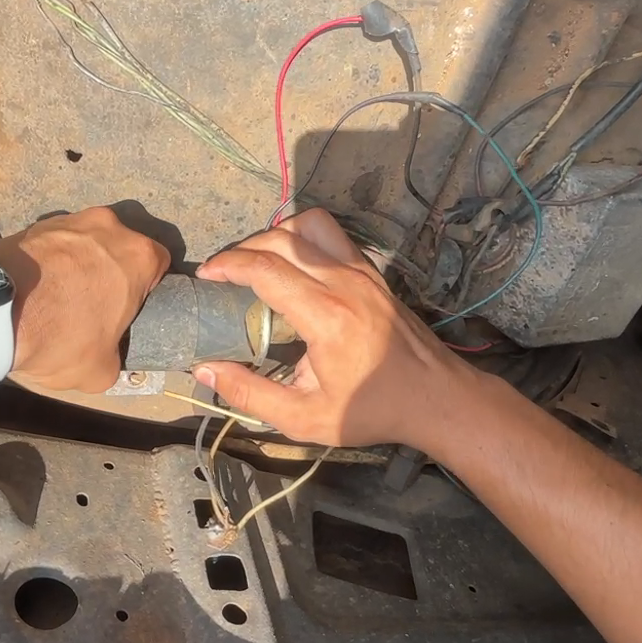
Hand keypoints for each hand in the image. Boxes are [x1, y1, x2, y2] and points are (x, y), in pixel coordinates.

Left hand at [0, 206, 170, 392]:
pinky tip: (35, 289)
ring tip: (60, 297)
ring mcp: (68, 219)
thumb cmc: (60, 337)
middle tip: (97, 304)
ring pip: (85, 243)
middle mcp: (108, 226)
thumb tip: (107, 357)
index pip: (160, 264)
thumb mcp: (100, 371)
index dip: (148, 288)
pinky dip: (49, 262)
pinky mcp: (32, 223)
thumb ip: (115, 358)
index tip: (132, 307)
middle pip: (121, 248)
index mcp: (138, 255)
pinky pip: (52, 244)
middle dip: (112, 272)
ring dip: (80, 264)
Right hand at [192, 209, 482, 449]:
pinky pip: (331, 233)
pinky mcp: (372, 271)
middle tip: (222, 272)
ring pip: (309, 224)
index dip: (227, 265)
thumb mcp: (303, 418)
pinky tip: (292, 262)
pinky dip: (302, 236)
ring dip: (275, 234)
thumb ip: (249, 395)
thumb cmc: (370, 410)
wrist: (437, 398)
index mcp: (325, 317)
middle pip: (280, 238)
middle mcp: (343, 282)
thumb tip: (204, 370)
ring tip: (257, 261)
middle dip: (242, 249)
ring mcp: (362, 271)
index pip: (265, 269)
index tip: (205, 275)